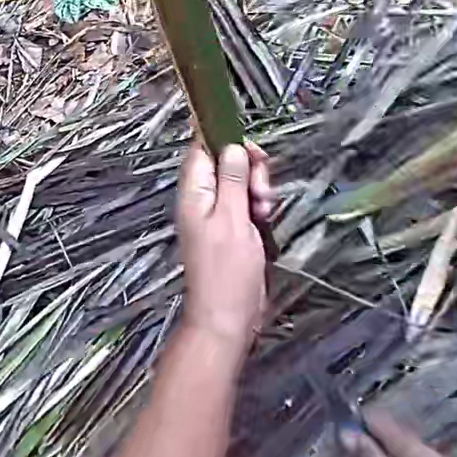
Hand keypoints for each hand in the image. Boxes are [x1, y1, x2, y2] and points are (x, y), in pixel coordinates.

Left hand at [174, 140, 274, 347]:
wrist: (227, 314)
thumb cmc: (227, 268)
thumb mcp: (233, 218)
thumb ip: (232, 180)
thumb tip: (231, 146)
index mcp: (192, 191)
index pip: (201, 149)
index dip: (227, 143)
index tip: (255, 152)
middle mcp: (199, 198)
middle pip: (224, 164)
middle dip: (249, 170)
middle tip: (261, 192)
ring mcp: (213, 213)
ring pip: (237, 184)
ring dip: (255, 190)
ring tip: (263, 210)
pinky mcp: (228, 227)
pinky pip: (242, 204)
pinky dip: (255, 207)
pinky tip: (264, 220)